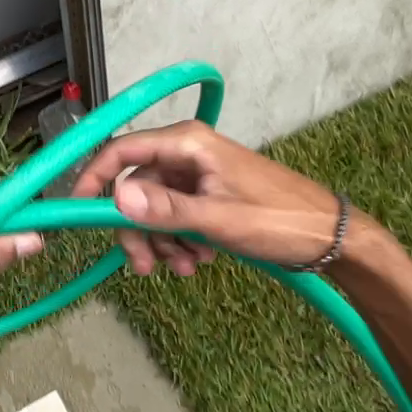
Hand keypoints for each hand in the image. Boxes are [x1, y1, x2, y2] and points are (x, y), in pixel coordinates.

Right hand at [69, 119, 352, 273]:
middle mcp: (187, 151)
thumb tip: (117, 200)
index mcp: (187, 143)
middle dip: (138, 228)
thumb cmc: (280, 222)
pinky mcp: (208, 193)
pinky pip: (175, 214)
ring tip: (188, 268)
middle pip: (137, 186)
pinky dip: (179, 240)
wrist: (335, 239)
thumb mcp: (219, 220)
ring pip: (155, 205)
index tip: (76, 209)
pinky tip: (201, 260)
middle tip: (145, 266)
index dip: (95, 177)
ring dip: (162, 240)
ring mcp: (197, 173)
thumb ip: (166, 209)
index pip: (122, 151)